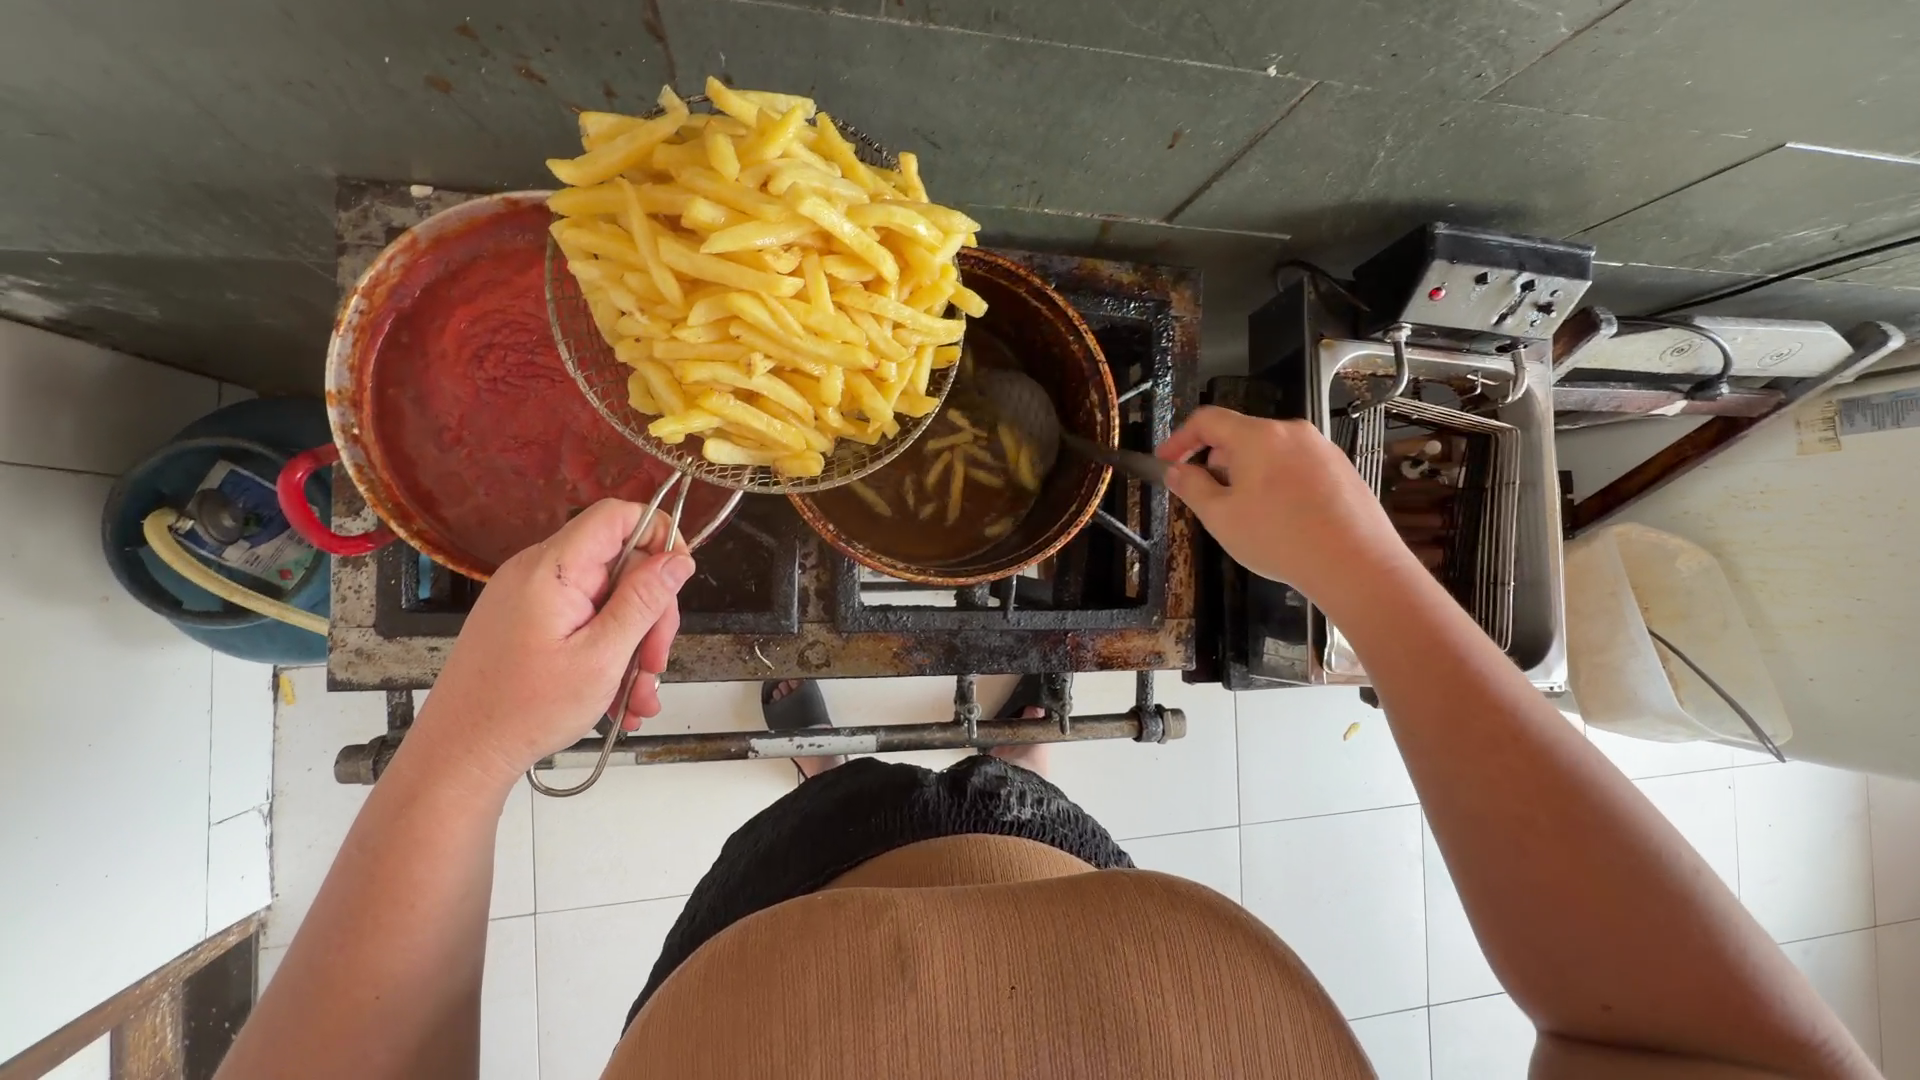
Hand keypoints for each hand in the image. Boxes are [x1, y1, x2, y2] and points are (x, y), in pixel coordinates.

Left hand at [409, 499, 695, 785]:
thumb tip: (679, 559)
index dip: (659, 535)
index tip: (679, 579)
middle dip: (650, 614)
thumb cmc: (524, 711)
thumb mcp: (602, 656)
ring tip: (637, 696)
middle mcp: (539, 572)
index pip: (618, 516)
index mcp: (554, 569)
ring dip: (633, 646)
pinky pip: (586, 623)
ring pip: (609, 602)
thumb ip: (644, 601)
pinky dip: (608, 655)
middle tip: (655, 664)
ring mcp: (532, 598)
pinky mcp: (529, 621)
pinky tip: (618, 698)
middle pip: (621, 566)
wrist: (459, 757)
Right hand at [1156, 406, 1409, 597]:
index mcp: (1257, 436)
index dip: (1179, 439)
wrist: (1355, 563)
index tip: (1166, 462)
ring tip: (1247, 515)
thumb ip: (1192, 488)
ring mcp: (1321, 449)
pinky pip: (1296, 467)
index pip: (1207, 420)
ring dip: (1247, 474)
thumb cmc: (1279, 538)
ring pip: (1269, 452)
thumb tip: (1176, 471)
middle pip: (1240, 435)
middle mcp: (1292, 432)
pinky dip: (1277, 483)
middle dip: (1216, 462)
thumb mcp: (1220, 517)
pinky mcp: (1341, 469)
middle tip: (1207, 498)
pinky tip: (1281, 520)